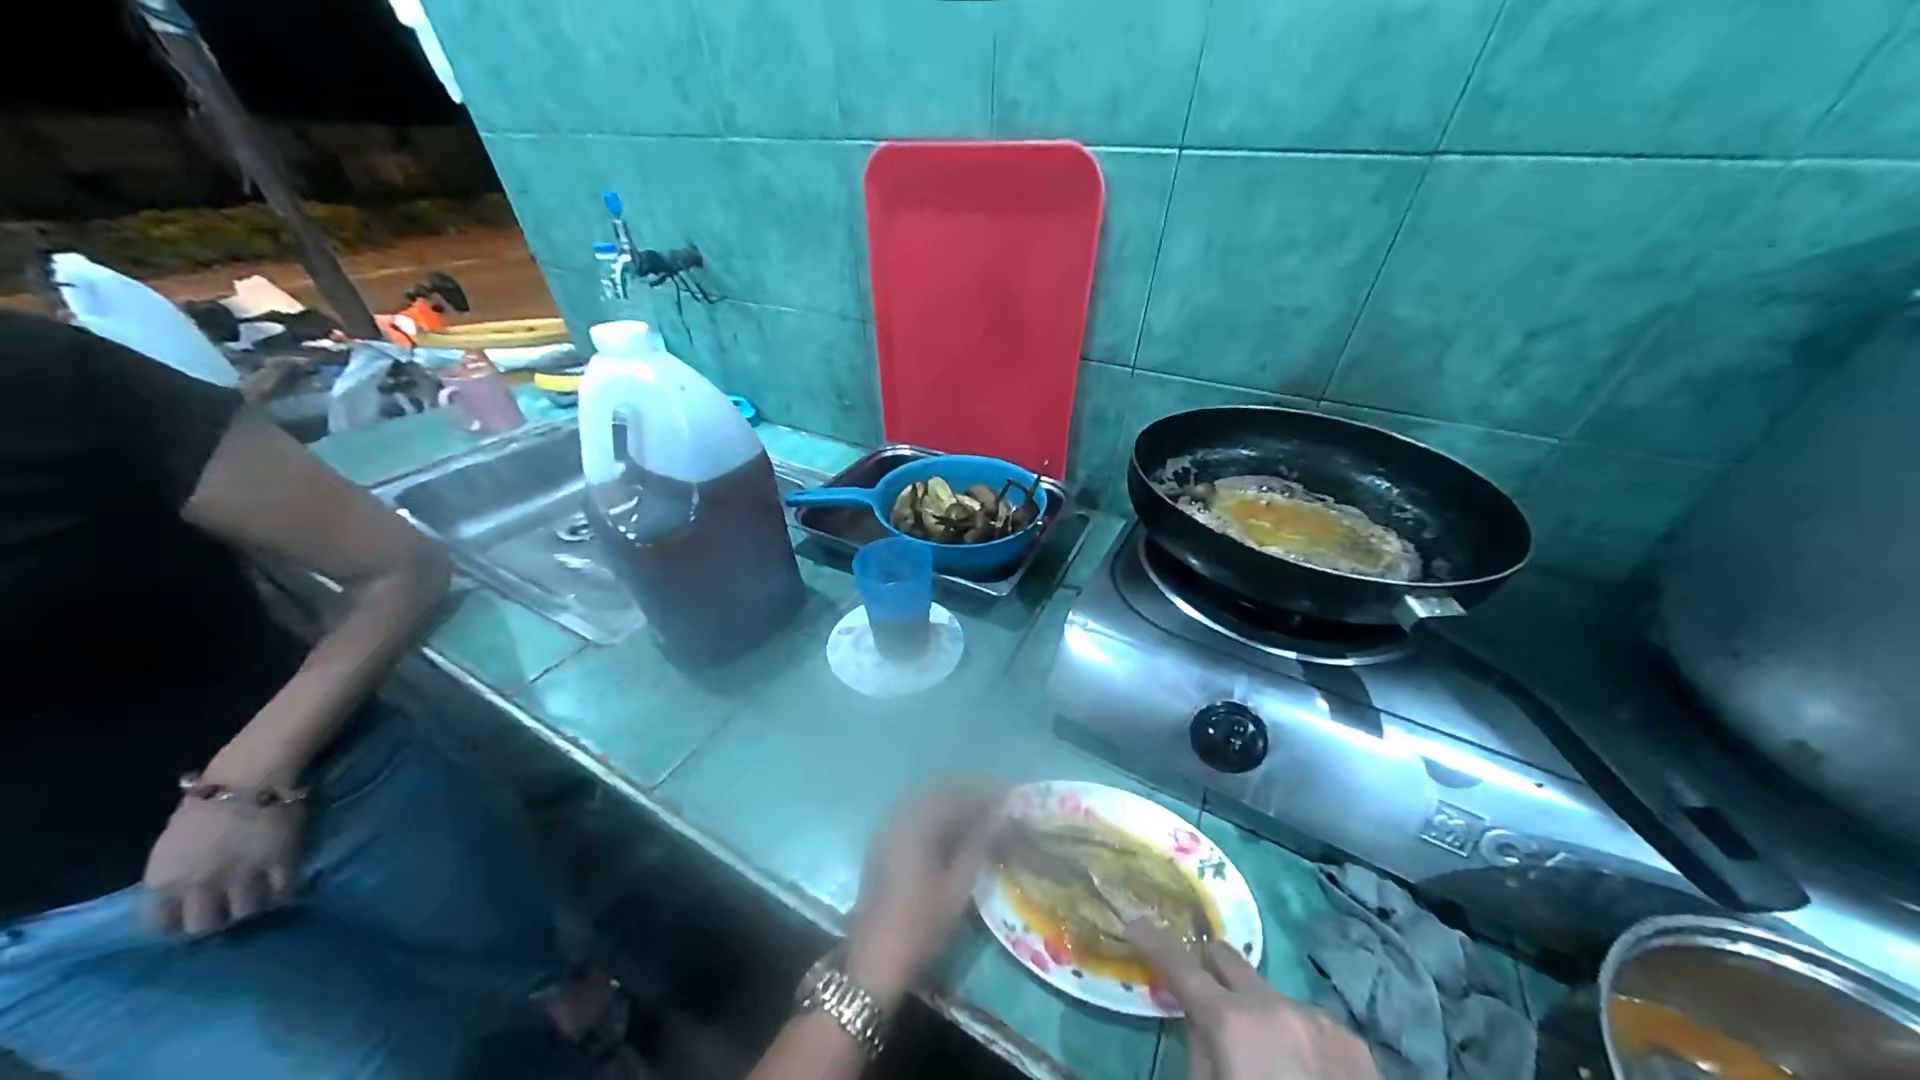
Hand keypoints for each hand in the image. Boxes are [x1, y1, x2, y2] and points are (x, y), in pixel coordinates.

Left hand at [143, 796, 304, 935]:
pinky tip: (282, 887)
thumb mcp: (170, 849)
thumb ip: (176, 877)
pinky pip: (282, 890)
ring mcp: (243, 874)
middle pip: (206, 924)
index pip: (163, 925)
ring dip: (251, 906)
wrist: (249, 780)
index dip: (179, 924)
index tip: (194, 916)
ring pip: (246, 911)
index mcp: (164, 882)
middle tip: (229, 907)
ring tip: (259, 895)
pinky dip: (282, 893)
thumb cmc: (204, 808)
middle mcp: (200, 885)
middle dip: (218, 918)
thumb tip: (188, 897)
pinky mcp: (280, 862)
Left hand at [845, 787, 1000, 1006]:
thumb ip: (980, 845)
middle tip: (1001, 807)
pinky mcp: (884, 842)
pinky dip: (939, 817)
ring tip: (985, 818)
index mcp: (916, 825)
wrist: (873, 960)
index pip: (957, 793)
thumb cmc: (919, 927)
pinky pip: (916, 815)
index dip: (987, 793)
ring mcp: (887, 828)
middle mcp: (899, 817)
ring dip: (956, 804)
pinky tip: (957, 832)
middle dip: (972, 794)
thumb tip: (1004, 816)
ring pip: (928, 802)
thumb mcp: (957, 888)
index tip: (1013, 798)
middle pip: (941, 792)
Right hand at [1128, 920, 1379, 1079]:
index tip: (1135, 923)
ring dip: (1255, 1009)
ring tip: (1264, 1054)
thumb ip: (1199, 1045)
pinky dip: (1294, 1034)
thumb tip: (1198, 1014)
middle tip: (1201, 990)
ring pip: (1268, 992)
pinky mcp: (1352, 1041)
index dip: (1153, 941)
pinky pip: (1308, 1020)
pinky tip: (1302, 1071)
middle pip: (1227, 957)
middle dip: (1208, 967)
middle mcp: (1274, 1004)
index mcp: (1231, 1020)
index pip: (1179, 964)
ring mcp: (1317, 1018)